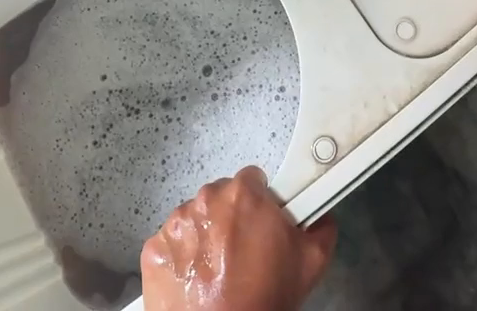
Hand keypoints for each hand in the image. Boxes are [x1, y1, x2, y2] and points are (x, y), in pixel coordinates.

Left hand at [140, 166, 335, 310]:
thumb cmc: (264, 298)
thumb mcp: (310, 263)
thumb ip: (320, 227)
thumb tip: (322, 217)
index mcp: (244, 193)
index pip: (253, 179)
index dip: (260, 201)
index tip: (262, 222)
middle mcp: (207, 199)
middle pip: (222, 195)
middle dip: (232, 216)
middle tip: (243, 249)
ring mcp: (176, 223)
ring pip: (196, 216)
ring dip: (206, 233)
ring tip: (218, 267)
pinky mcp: (154, 248)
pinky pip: (172, 241)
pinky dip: (182, 255)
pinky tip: (196, 277)